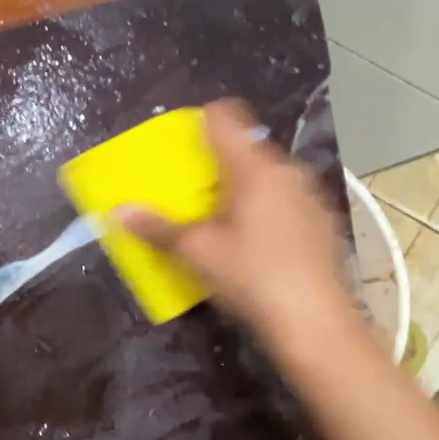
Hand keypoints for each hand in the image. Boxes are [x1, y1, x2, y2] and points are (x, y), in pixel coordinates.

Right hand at [116, 99, 357, 345]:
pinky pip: (281, 200)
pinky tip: (249, 244)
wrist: (314, 321)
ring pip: (264, 177)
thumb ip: (157, 228)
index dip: (199, 121)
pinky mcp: (320, 221)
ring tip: (214, 222)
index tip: (178, 142)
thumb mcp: (196, 254)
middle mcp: (285, 171)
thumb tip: (118, 211)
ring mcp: (308, 195)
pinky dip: (260, 210)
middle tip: (186, 194)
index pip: (225, 119)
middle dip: (213, 167)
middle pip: (243, 151)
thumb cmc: (251, 277)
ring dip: (237, 190)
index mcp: (254, 169)